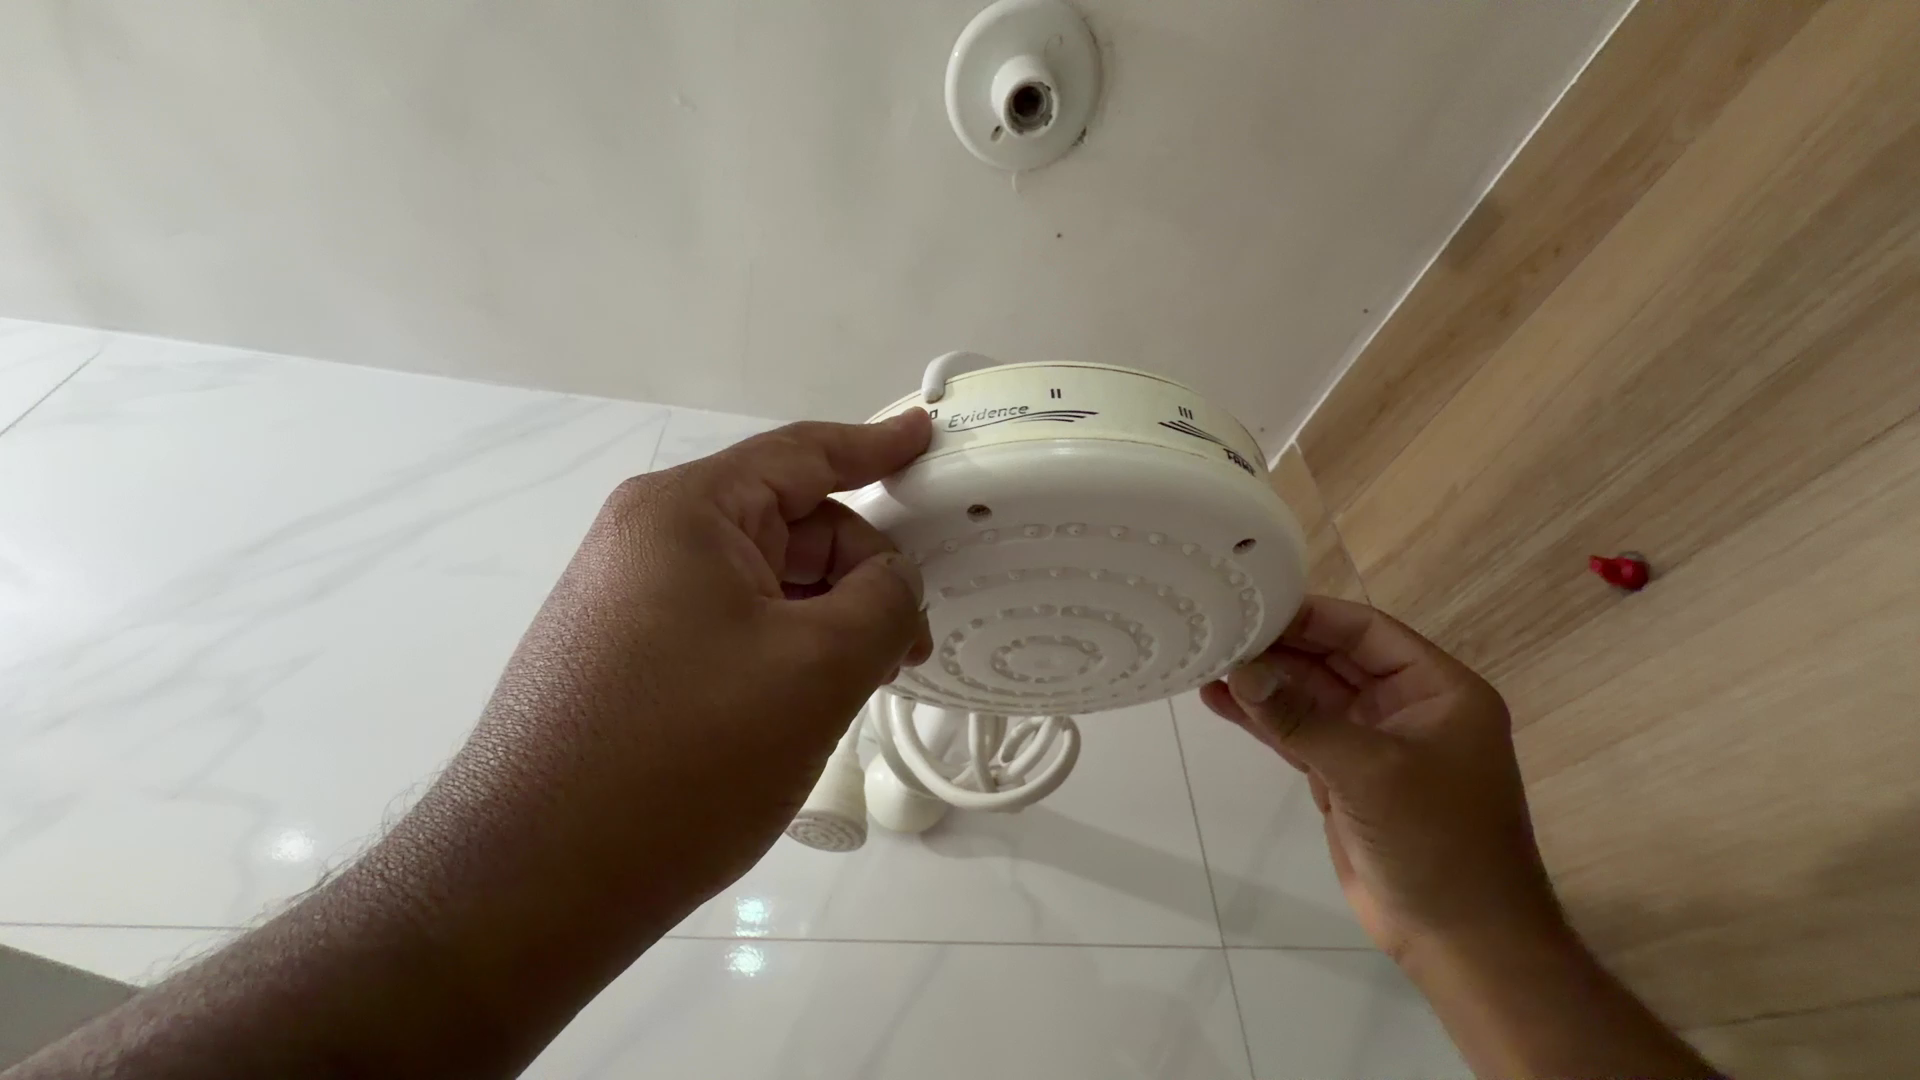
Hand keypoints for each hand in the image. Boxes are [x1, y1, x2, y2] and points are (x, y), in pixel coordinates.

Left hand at [449, 411, 935, 912]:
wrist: (532, 885)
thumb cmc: (685, 756)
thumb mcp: (817, 668)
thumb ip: (884, 600)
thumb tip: (893, 581)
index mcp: (687, 512)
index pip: (803, 454)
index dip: (875, 447)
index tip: (925, 437)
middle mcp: (653, 540)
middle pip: (792, 526)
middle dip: (862, 572)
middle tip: (908, 644)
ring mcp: (636, 602)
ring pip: (767, 584)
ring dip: (828, 619)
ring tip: (865, 682)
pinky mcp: (633, 657)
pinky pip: (735, 626)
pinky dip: (789, 648)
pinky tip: (811, 699)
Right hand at [1200, 595, 1564, 962]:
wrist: (1459, 941)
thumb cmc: (1437, 842)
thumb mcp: (1369, 770)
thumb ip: (1299, 717)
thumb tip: (1238, 670)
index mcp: (1436, 690)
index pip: (1366, 631)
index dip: (1311, 615)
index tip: (1253, 604)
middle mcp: (1404, 706)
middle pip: (1332, 658)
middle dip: (1279, 646)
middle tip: (1218, 630)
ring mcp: (1370, 742)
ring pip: (1308, 695)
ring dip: (1263, 681)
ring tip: (1207, 659)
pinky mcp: (1341, 774)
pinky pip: (1296, 732)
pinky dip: (1261, 718)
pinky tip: (1218, 700)